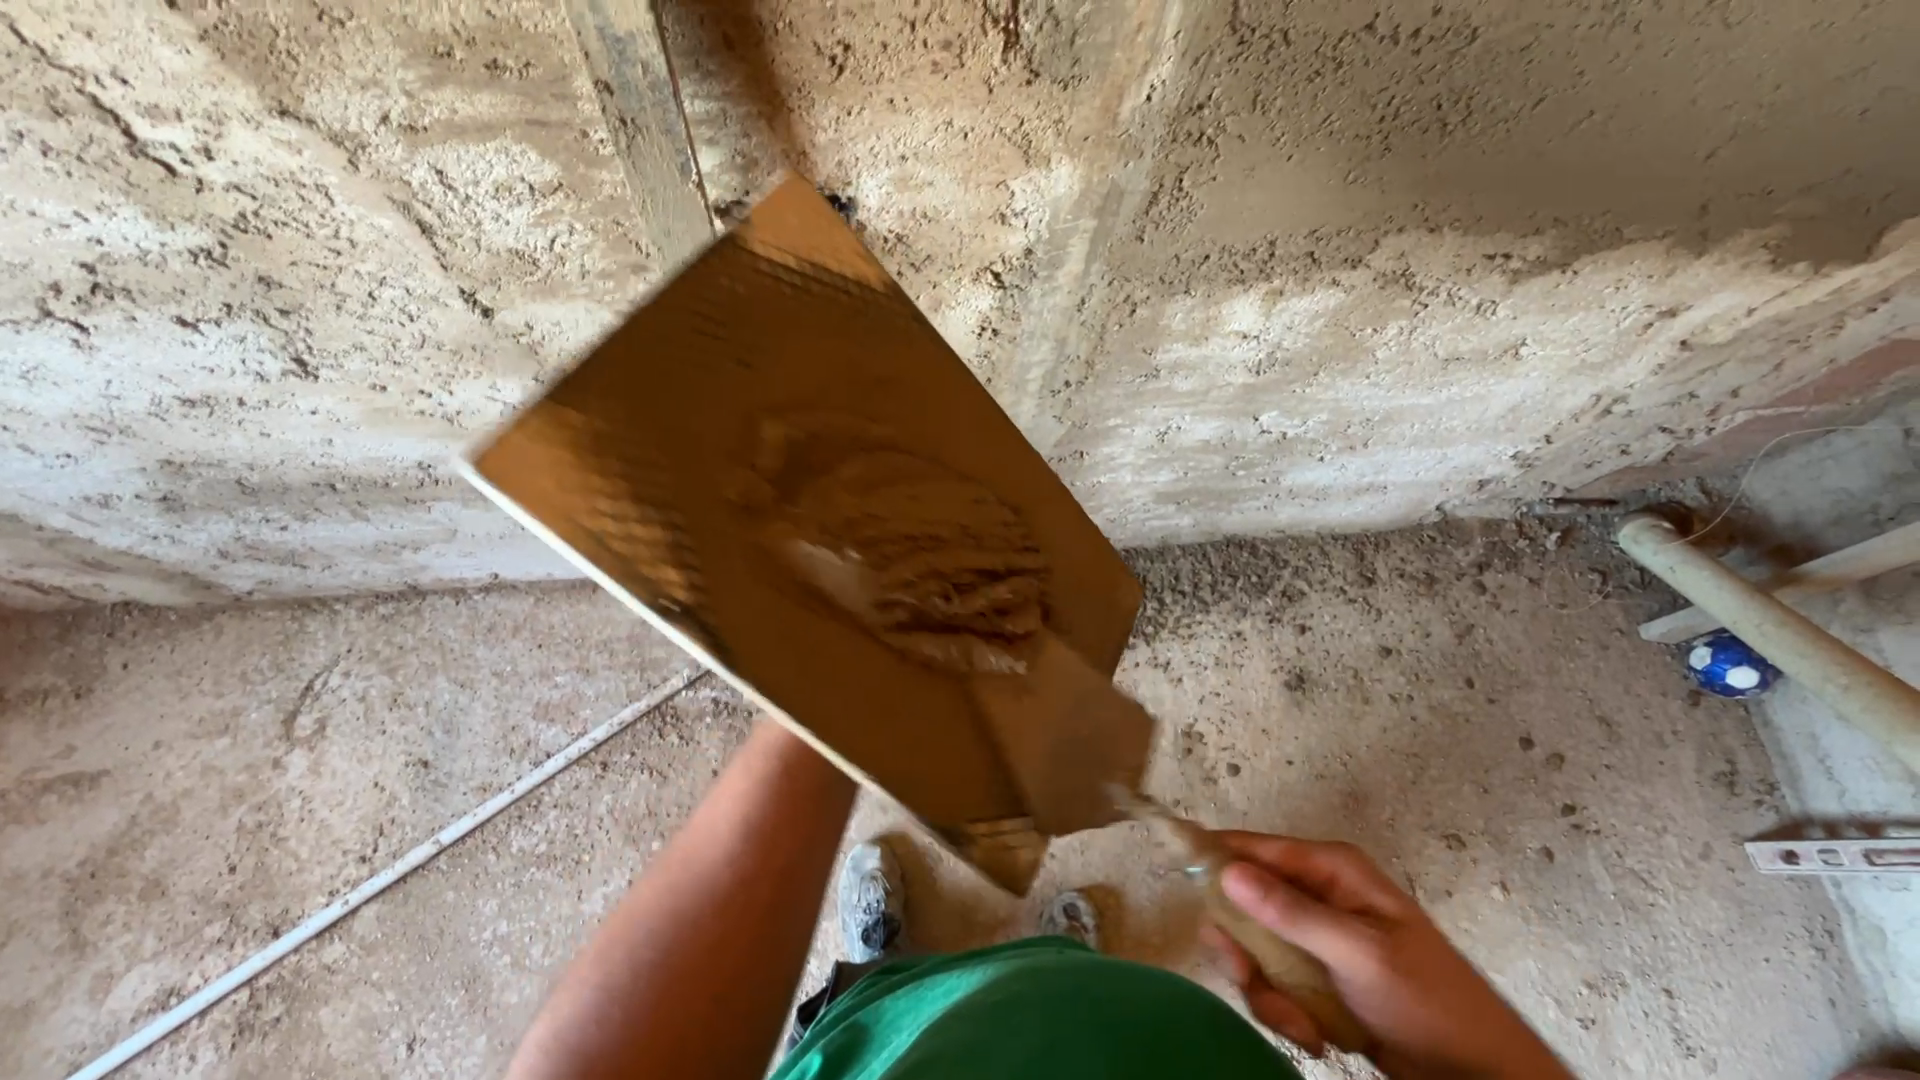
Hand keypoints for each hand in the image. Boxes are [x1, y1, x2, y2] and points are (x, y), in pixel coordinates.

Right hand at [1201, 832, 1573, 1078]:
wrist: (1475, 1073)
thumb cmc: (1425, 1000)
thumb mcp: (1357, 954)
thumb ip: (1291, 912)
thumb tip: (1227, 869)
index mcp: (1330, 869)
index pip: (1253, 847)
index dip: (1212, 858)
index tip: (1178, 875)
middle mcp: (1317, 893)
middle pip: (1243, 905)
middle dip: (1246, 952)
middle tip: (1251, 980)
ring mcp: (1314, 936)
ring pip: (1253, 951)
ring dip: (1269, 993)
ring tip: (1305, 1027)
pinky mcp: (1314, 974)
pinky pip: (1272, 982)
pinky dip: (1286, 1013)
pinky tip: (1318, 1036)